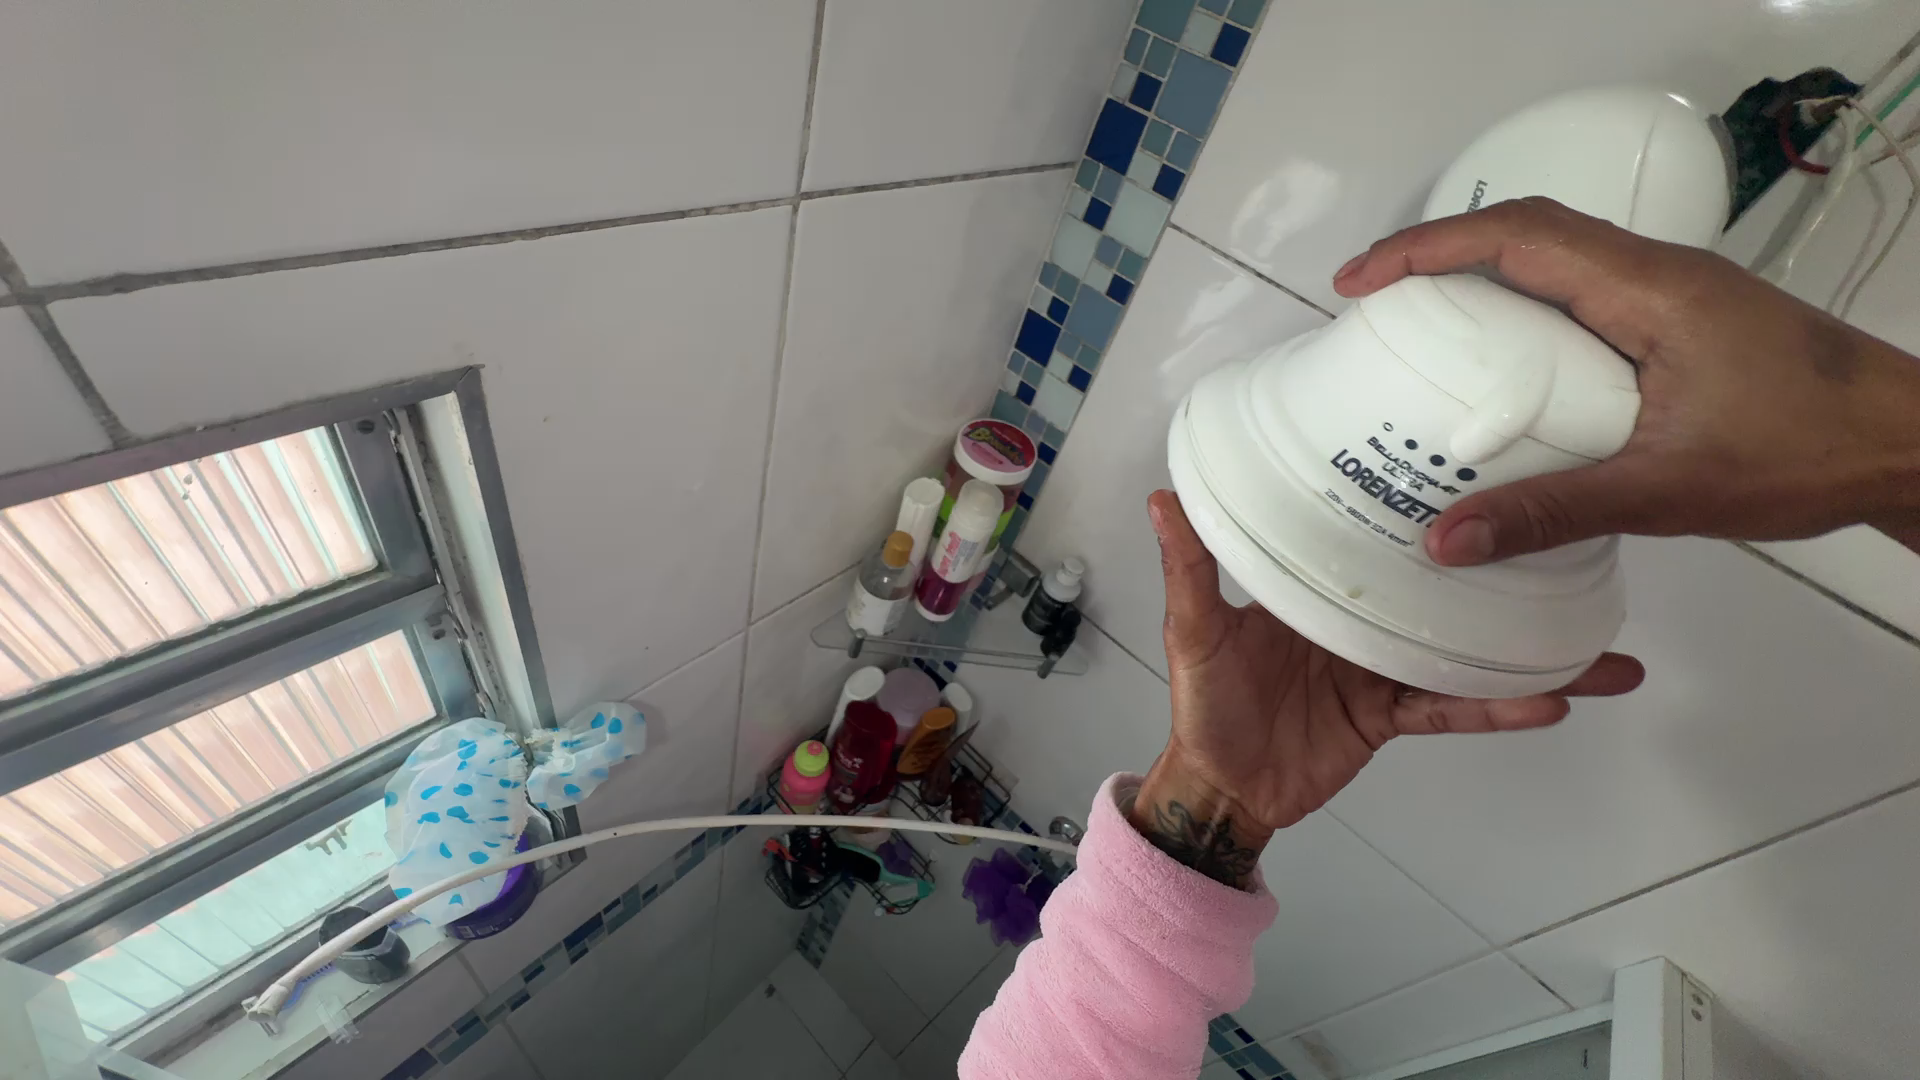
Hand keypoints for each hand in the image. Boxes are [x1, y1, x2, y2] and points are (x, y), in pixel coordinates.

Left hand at [1126, 491, 1644, 888]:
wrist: (1226, 785)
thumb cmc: (1203, 702)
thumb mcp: (1192, 630)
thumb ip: (1188, 570)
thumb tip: (1162, 498)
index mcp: (1306, 592)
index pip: (1362, 539)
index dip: (1405, 509)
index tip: (1463, 474)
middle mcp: (1348, 622)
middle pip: (1427, 591)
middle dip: (1488, 571)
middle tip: (1563, 541)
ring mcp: (1374, 669)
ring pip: (1456, 650)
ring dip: (1521, 649)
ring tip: (1600, 640)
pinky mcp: (1388, 716)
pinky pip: (1448, 709)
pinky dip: (1493, 707)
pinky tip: (1551, 698)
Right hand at [1331, 198, 1919, 564]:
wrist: (1915, 447)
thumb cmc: (1807, 453)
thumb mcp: (1667, 489)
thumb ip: (1549, 513)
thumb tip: (1439, 541)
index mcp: (1648, 291)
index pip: (1522, 236)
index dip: (1428, 246)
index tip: (1360, 280)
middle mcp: (1649, 277)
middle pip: (1522, 234)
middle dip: (1431, 255)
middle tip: (1366, 300)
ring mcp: (1655, 298)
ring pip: (1542, 262)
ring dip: (1465, 278)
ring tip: (1405, 325)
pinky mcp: (1658, 325)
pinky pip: (1562, 299)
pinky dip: (1502, 311)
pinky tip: (1479, 364)